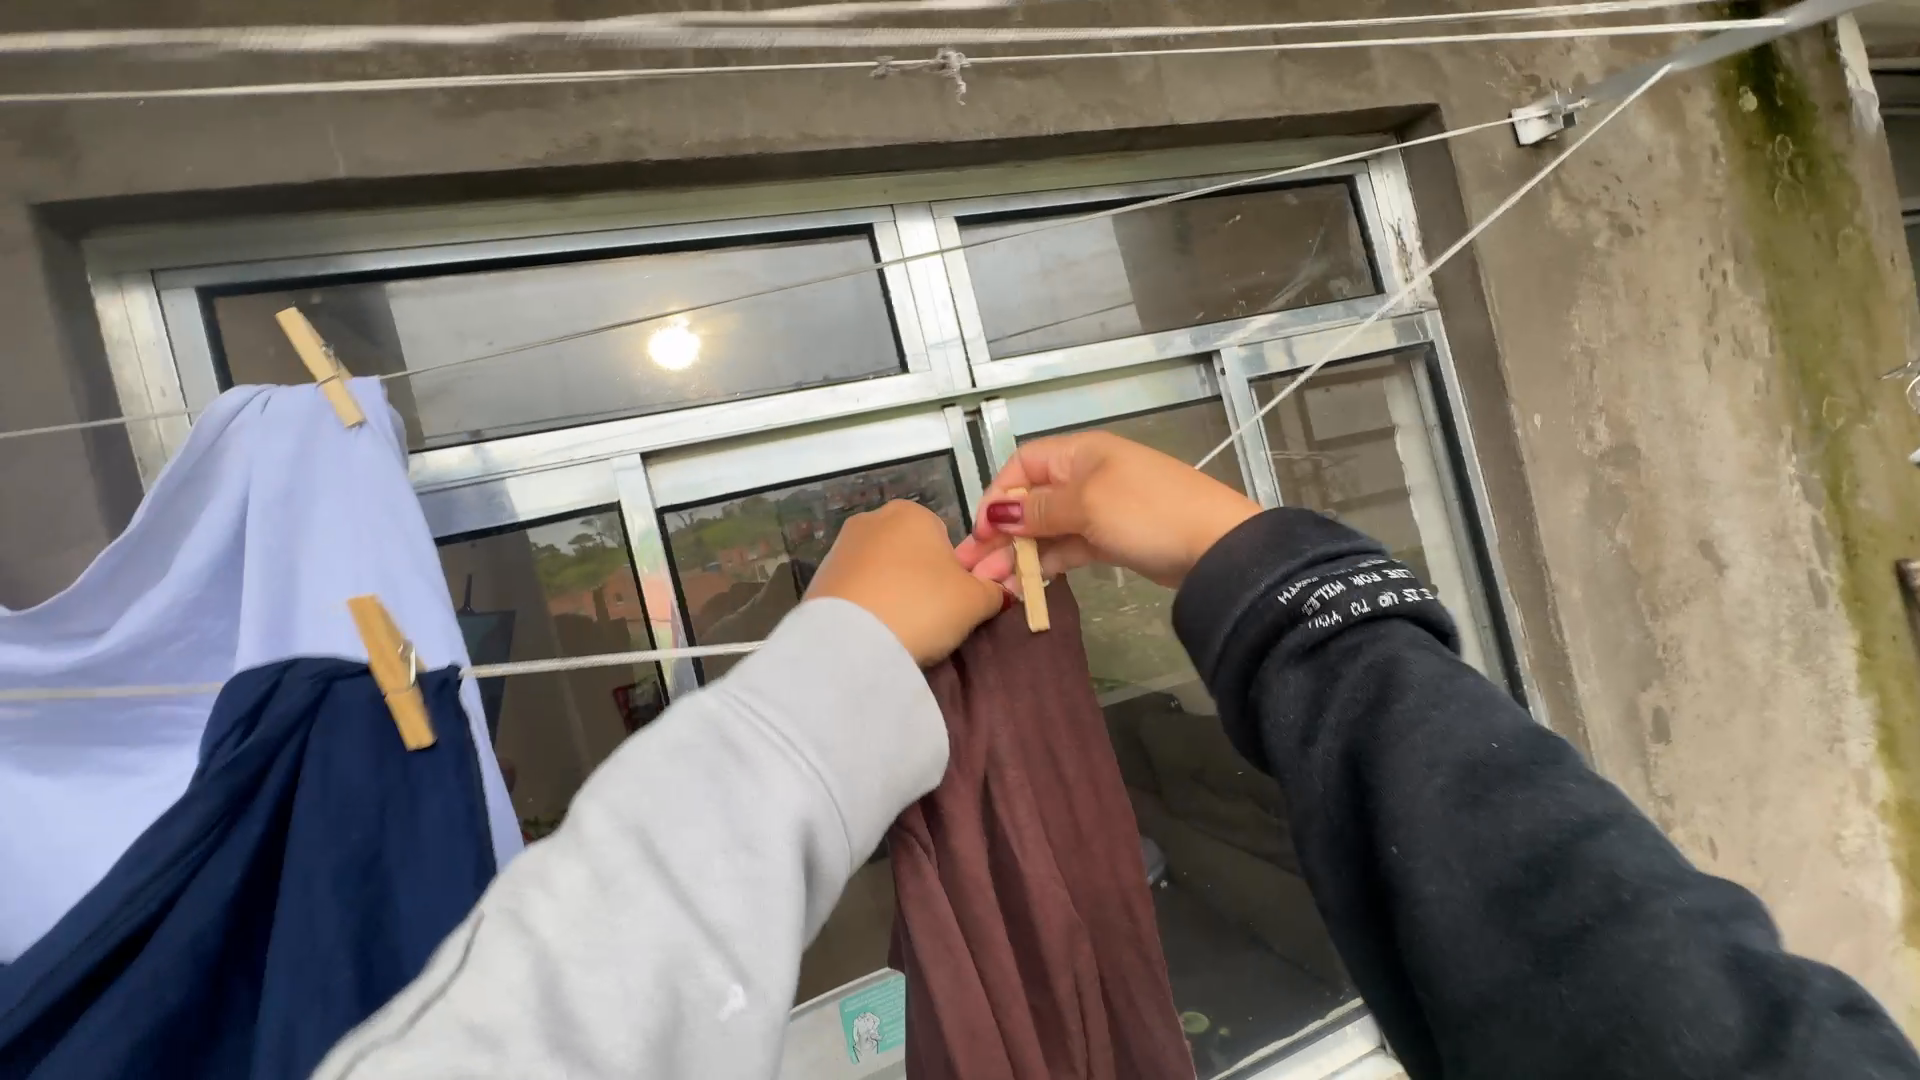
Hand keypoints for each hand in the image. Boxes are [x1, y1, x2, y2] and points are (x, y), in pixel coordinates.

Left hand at [807, 501, 1010, 665]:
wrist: (851, 642)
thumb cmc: (922, 606)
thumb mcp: (976, 601)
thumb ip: (994, 588)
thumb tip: (1000, 587)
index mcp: (913, 512)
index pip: (945, 538)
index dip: (954, 572)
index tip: (952, 602)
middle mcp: (873, 519)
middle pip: (910, 552)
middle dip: (920, 580)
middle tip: (930, 618)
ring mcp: (841, 547)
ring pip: (882, 571)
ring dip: (892, 593)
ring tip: (900, 628)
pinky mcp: (819, 578)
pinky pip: (856, 590)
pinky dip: (867, 606)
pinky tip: (873, 631)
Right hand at [955, 433, 1260, 589]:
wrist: (1216, 546)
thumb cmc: (1147, 511)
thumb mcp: (1087, 503)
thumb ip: (1038, 510)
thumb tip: (997, 513)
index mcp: (1080, 453)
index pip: (1022, 466)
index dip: (998, 496)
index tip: (981, 531)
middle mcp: (1085, 477)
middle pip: (1031, 501)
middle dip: (1000, 534)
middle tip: (971, 568)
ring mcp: (1099, 510)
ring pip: (1047, 529)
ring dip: (1019, 555)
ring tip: (992, 585)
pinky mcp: (1111, 540)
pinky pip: (1068, 548)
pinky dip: (1048, 564)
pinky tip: (1025, 584)